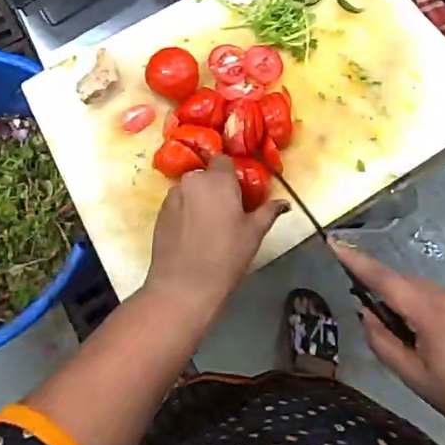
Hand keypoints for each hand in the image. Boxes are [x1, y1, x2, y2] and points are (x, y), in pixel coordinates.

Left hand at [145, 167, 287, 313]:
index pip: (223, 160)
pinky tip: (191, 235)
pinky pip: (177, 203)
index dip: (230, 175)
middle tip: (225, 213)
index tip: (237, 194)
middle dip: (215, 188)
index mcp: (217, 179)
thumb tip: (285, 202)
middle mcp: (192, 180)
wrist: (184, 284)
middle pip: (206, 176)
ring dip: (199, 200)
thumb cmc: (226, 256)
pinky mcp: (160, 211)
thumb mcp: (254, 234)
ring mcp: (173, 195)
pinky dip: (185, 212)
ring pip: (190, 189)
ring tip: (207, 227)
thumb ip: (268, 212)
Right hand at [333, 239, 444, 441]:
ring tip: (404, 338)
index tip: (334, 243)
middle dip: (381, 292)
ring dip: (400, 302)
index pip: (385, 279)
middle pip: (400, 282)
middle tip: (371, 320)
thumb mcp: (413, 376)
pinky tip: (422, 335)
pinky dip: (417, 306)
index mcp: (431, 311)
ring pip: (416, 288)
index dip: (357, 261)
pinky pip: (431, 295)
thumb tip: (366, 313)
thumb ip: (382, 341)